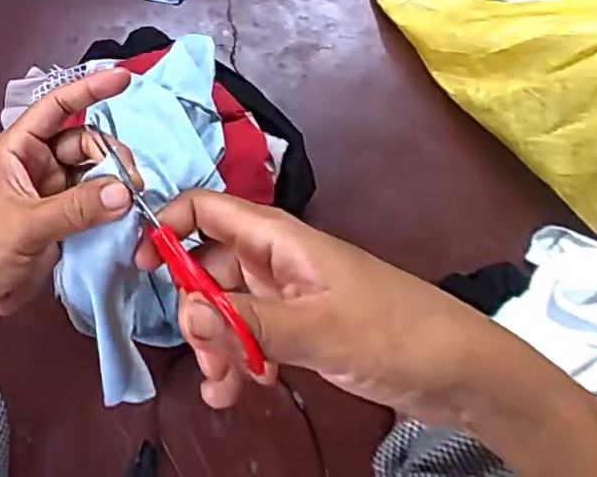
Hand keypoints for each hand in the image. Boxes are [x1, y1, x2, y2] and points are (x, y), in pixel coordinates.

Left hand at [0, 69, 141, 320]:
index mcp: (21, 146)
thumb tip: (124, 192)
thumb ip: (76, 208)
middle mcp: (39, 159)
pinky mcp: (65, 213)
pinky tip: (125, 213)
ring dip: (114, 180)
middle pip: (86, 141)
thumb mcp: (26, 225)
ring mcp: (53, 186)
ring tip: (130, 201)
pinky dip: (112, 201)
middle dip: (111, 155)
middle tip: (131, 183)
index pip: (59, 105)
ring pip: (95, 169)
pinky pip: (96, 196)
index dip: (90, 88)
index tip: (123, 78)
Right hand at [134, 190, 499, 423]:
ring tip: (224, 387)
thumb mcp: (317, 327)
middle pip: (208, 264)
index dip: (168, 225)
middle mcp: (272, 255)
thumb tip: (183, 309)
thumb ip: (248, 320)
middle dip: (195, 307)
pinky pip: (247, 331)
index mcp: (275, 235)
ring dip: (215, 341)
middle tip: (204, 355)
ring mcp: (283, 290)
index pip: (205, 208)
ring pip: (225, 303)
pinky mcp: (295, 322)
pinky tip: (243, 388)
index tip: (141, 265)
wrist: (455, 366)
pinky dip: (238, 356)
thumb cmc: (389, 327)